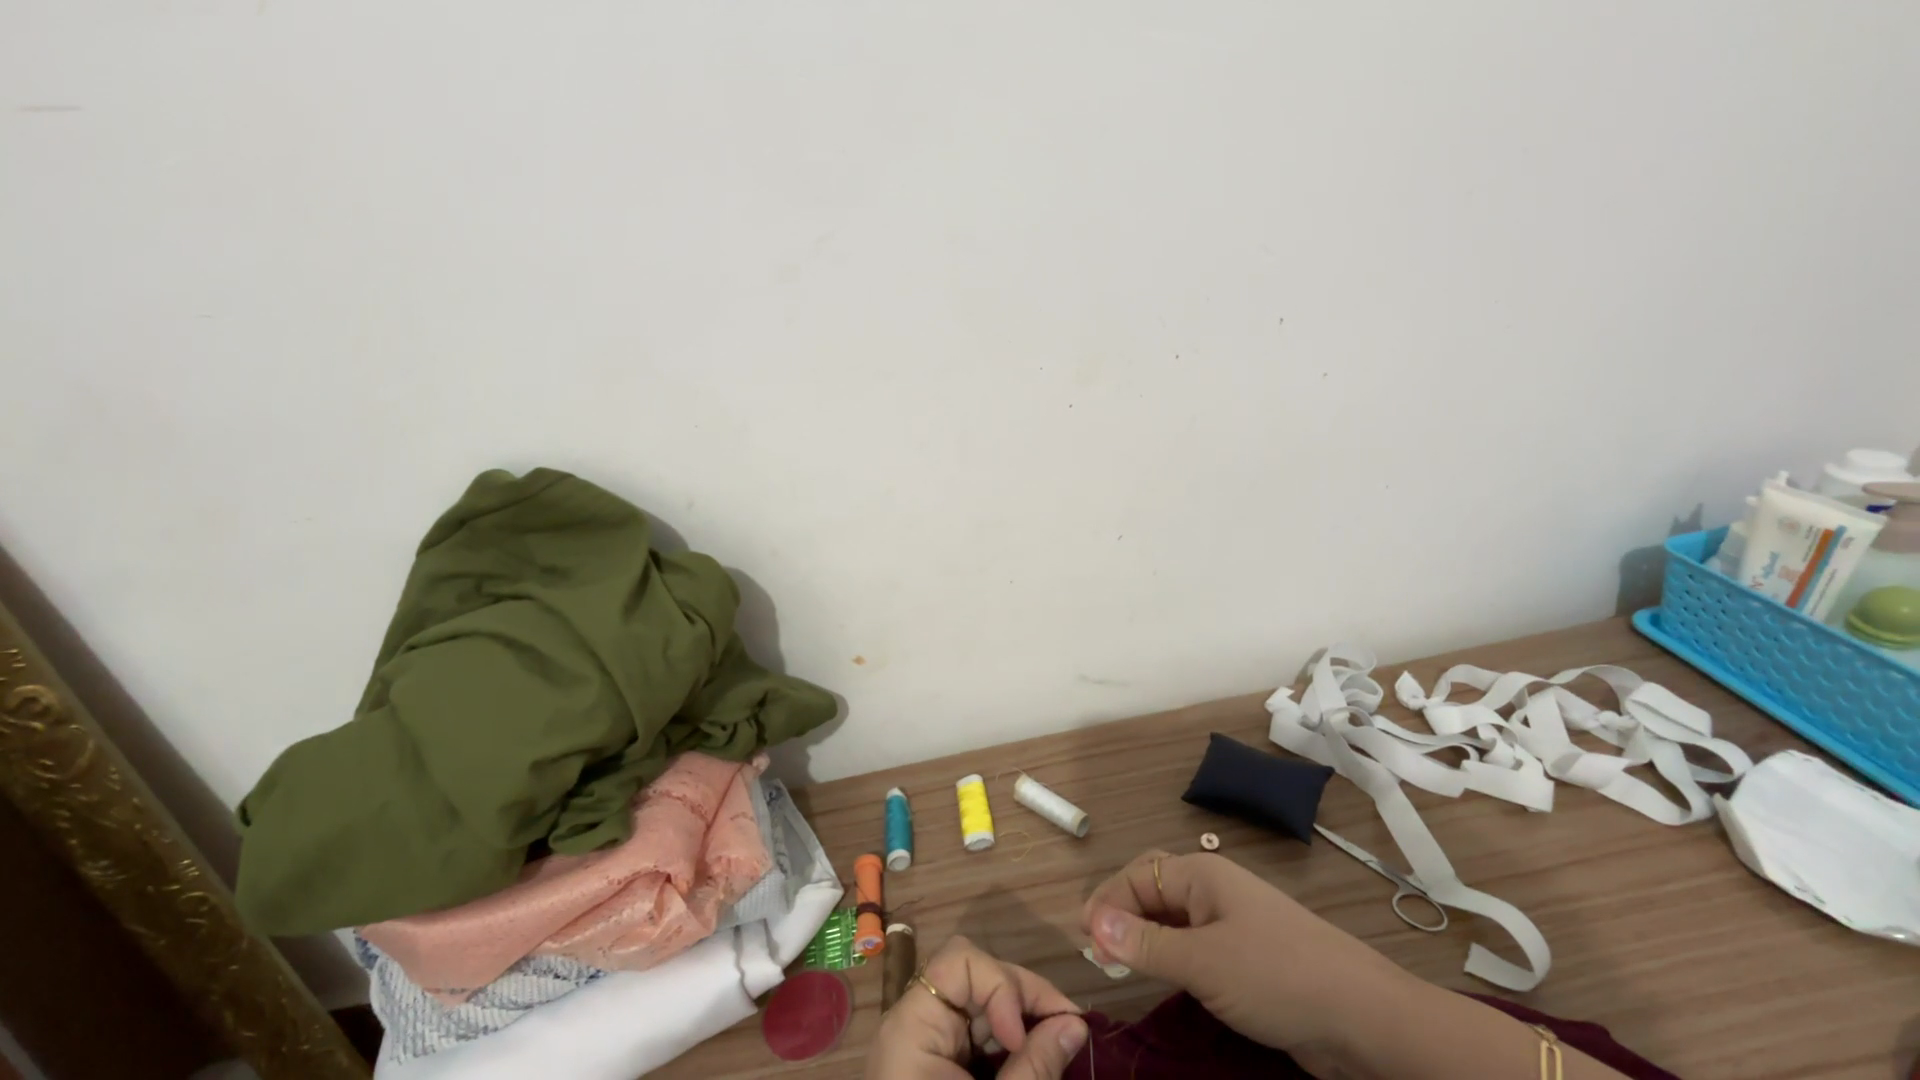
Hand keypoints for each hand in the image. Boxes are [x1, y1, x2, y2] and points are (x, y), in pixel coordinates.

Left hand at [864, 935, 1088, 1079]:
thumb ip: (1035, 1067)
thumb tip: (1076, 1023)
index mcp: (912, 1028)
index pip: (959, 961)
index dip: (1000, 982)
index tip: (1019, 1036)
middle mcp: (917, 1025)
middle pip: (976, 977)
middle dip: (1025, 997)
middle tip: (1069, 1029)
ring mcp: (929, 1046)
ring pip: (984, 1005)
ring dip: (1025, 1020)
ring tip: (1060, 1045)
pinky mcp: (941, 1067)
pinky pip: (981, 1035)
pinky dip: (1012, 1043)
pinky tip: (1037, 1061)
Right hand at [1080, 850, 1421, 1059]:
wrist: (1363, 1019)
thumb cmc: (1277, 977)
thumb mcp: (1202, 962)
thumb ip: (1144, 943)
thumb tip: (1091, 922)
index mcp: (1203, 875)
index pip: (1138, 876)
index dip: (1106, 903)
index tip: (1083, 942)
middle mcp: (1216, 891)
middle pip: (1154, 891)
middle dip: (1122, 913)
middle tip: (1098, 951)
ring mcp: (1235, 925)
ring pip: (1175, 921)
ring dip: (1144, 938)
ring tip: (1120, 965)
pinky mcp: (1249, 960)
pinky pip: (1196, 948)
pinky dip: (1171, 958)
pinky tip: (1163, 979)